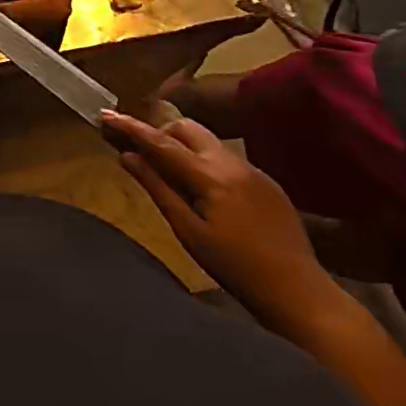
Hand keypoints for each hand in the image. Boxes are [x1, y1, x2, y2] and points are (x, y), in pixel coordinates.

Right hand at [103, 110, 338, 331]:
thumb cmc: (235, 267)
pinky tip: (205, 193)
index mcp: (210, 176)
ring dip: (184, 147)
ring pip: (208, 141)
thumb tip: (128, 157)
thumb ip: (158, 189)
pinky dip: (205, 162)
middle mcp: (232, 163)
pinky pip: (227, 158)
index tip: (107, 116)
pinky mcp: (267, 181)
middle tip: (143, 153)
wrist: (298, 290)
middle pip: (187, 128)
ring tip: (171, 174)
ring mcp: (253, 169)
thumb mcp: (189, 231)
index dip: (131, 128)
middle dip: (161, 133)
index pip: (162, 143)